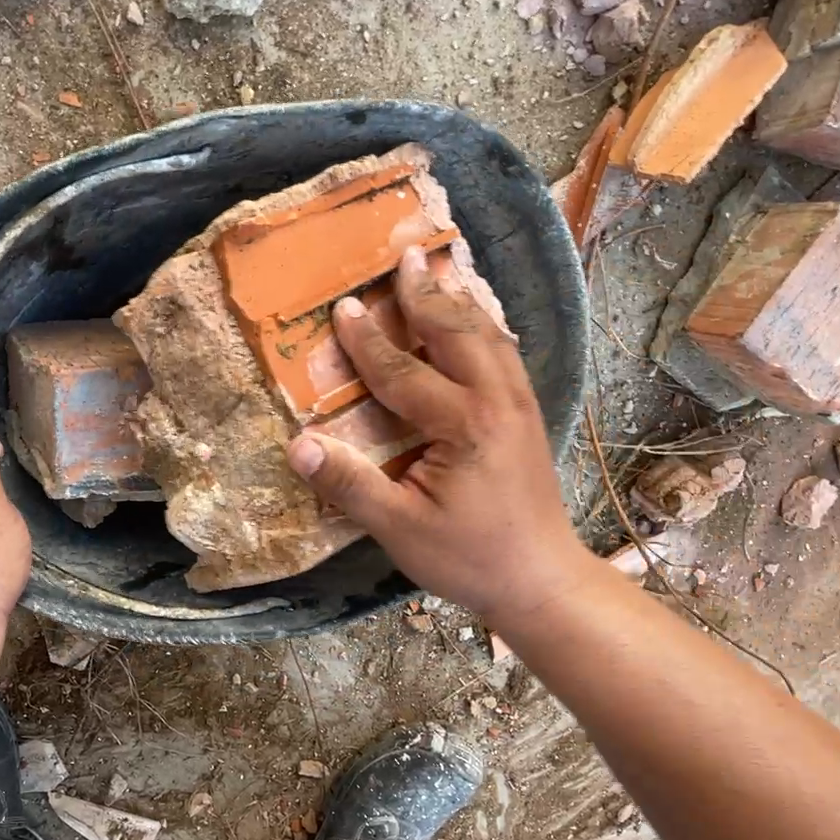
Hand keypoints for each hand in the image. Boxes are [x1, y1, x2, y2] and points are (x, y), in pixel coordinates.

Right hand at [285, 246, 595, 629]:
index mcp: (464, 425)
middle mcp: (498, 401)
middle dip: (427, 296)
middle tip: (405, 260)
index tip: (342, 308)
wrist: (542, 580)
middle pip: (458, 333)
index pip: (404, 372)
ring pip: (490, 337)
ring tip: (439, 275)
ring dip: (459, 304)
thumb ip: (350, 485)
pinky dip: (484, 328)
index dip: (368, 342)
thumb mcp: (400, 529)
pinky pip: (505, 355)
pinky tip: (475, 325)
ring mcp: (521, 406)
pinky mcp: (529, 417)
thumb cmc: (469, 557)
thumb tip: (298, 447)